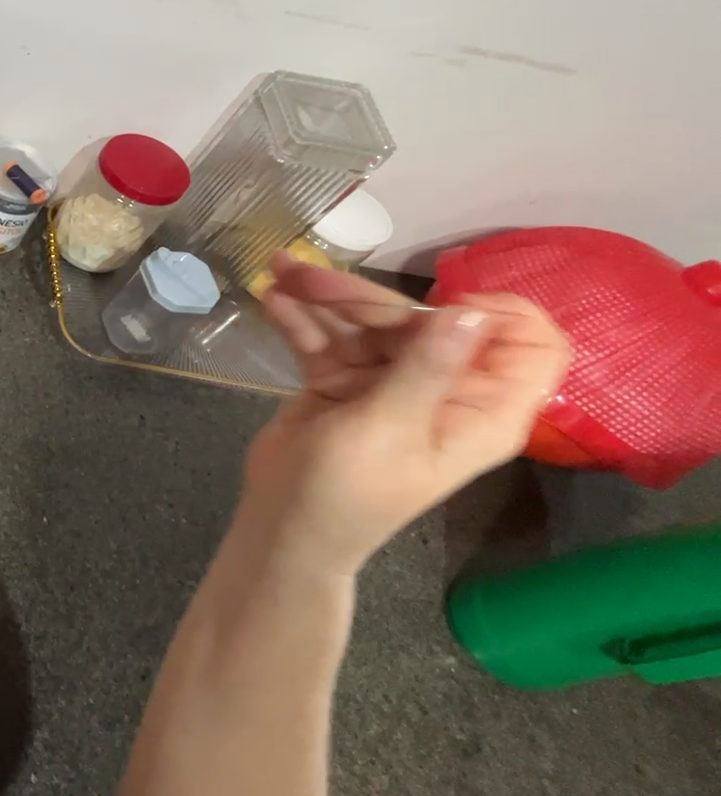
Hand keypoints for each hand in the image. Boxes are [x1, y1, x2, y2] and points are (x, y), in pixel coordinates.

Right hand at [244, 252, 570, 575]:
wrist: (284, 524)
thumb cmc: (347, 490)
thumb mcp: (387, 429)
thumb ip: (424, 369)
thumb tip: (468, 312)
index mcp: (479, 407)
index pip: (525, 343)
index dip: (495, 312)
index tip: (439, 299)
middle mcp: (439, 388)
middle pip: (418, 323)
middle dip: (363, 297)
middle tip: (304, 277)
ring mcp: (386, 384)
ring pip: (364, 325)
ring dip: (320, 298)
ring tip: (277, 270)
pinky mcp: (339, 383)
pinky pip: (325, 341)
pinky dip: (300, 320)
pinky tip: (271, 300)